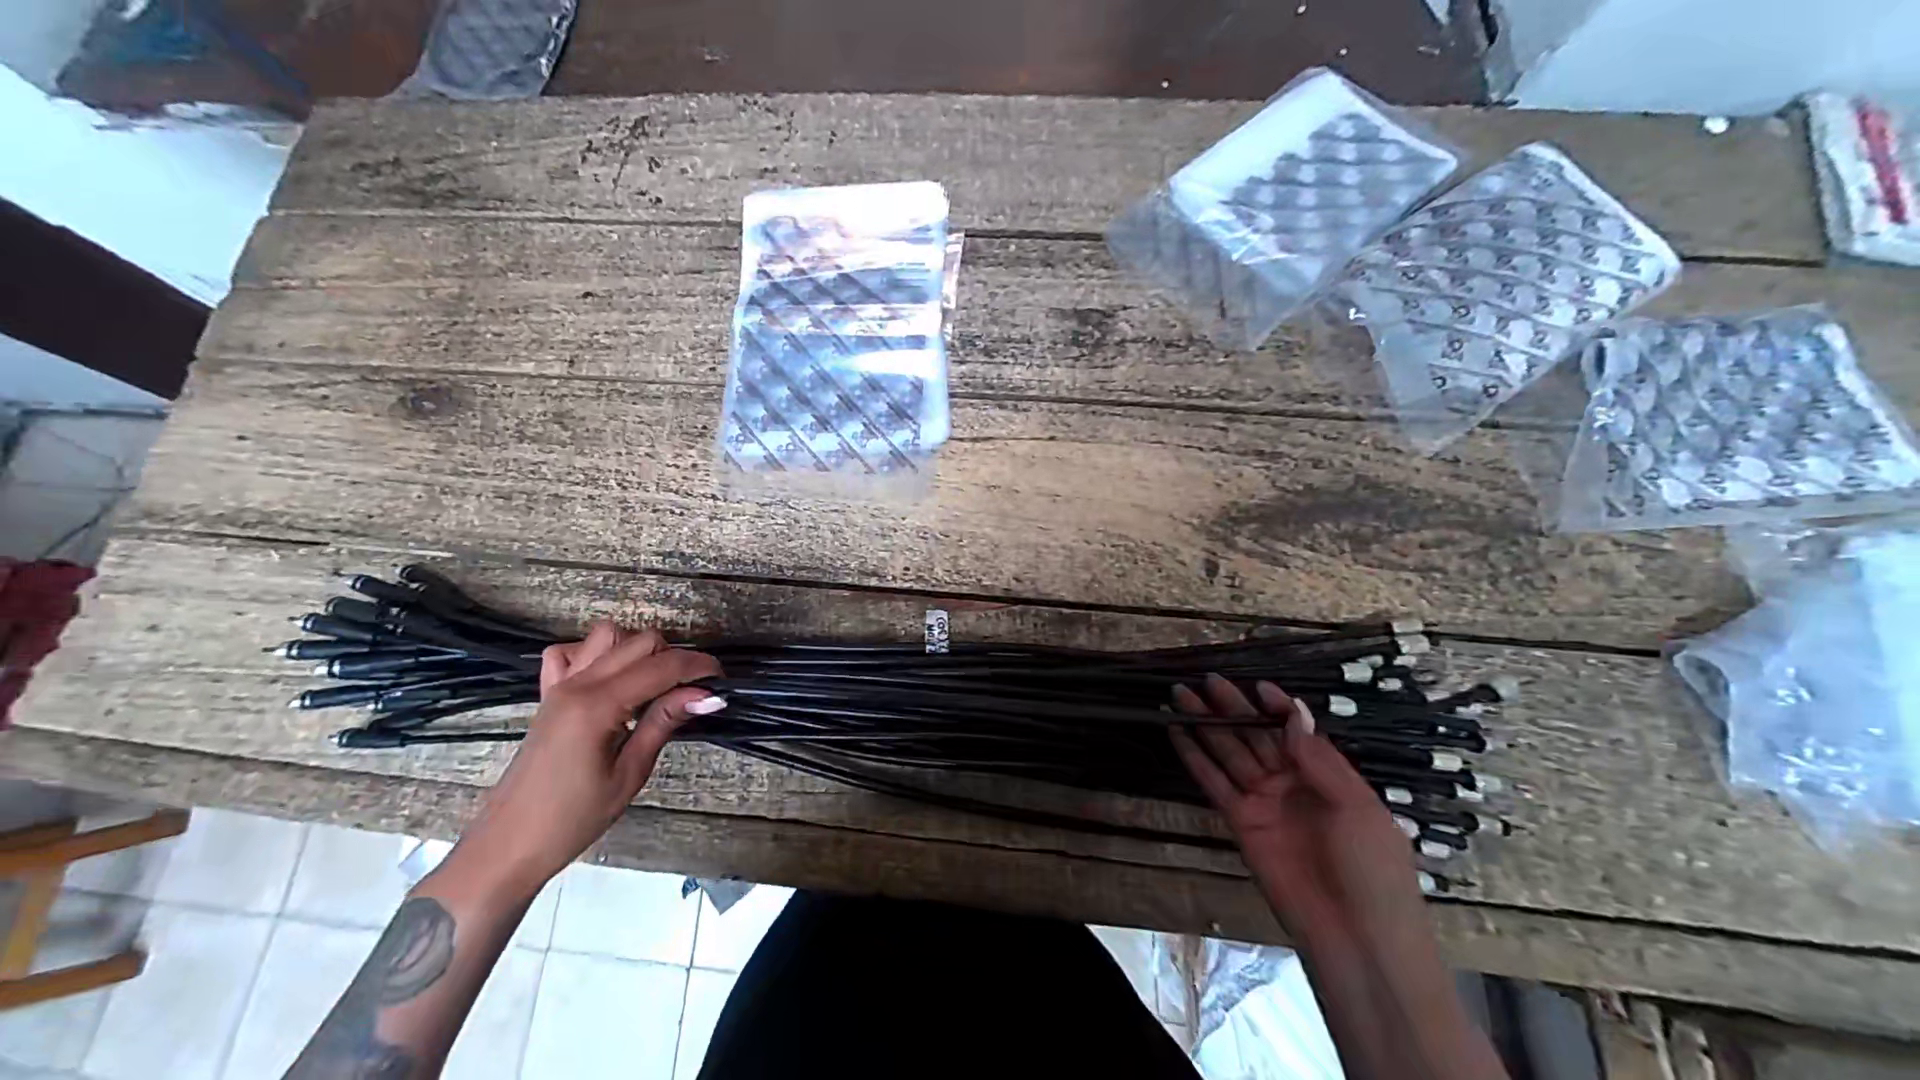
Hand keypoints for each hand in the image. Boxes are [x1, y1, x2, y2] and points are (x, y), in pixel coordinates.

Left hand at [443, 622, 724, 900]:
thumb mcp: (630, 774)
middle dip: (674, 657)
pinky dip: (596, 654)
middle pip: (640, 641)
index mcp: (598, 705)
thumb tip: (708, 696)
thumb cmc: (573, 819)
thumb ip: (665, 723)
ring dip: (638, 650)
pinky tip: (610, 680)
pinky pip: (570, 652)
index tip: (722, 679)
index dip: (698, 667)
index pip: (662, 667)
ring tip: (653, 684)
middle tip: (692, 691)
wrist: (510, 845)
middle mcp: (577, 684)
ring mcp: (559, 685)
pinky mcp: (548, 694)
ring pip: (608, 635)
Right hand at [1168, 674, 1426, 950]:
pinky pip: (1215, 784)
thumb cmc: (1372, 869)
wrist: (1356, 938)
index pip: (1295, 731)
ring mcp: (1264, 802)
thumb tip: (1293, 712)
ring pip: (1230, 753)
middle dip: (1233, 708)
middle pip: (1256, 736)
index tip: (1255, 685)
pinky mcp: (1241, 822)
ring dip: (1207, 725)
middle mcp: (1293, 783)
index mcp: (1328, 776)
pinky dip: (1195, 758)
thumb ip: (1318, 759)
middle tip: (1206, 680)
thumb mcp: (1357, 808)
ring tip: (1182, 696)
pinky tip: (1178, 733)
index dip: (1276, 707)